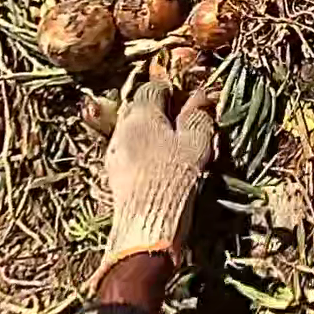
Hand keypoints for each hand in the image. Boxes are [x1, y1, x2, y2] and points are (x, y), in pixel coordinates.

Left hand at [89, 81, 217, 292]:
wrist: (147, 225)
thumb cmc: (175, 173)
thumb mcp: (197, 138)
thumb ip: (197, 113)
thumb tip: (199, 95)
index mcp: (140, 114)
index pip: (153, 87)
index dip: (175, 90)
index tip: (192, 100)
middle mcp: (121, 130)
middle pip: (140, 108)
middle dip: (162, 111)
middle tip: (187, 121)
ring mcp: (114, 154)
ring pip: (135, 131)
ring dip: (154, 132)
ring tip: (178, 144)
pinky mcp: (113, 176)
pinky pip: (131, 152)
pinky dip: (147, 151)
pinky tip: (163, 163)